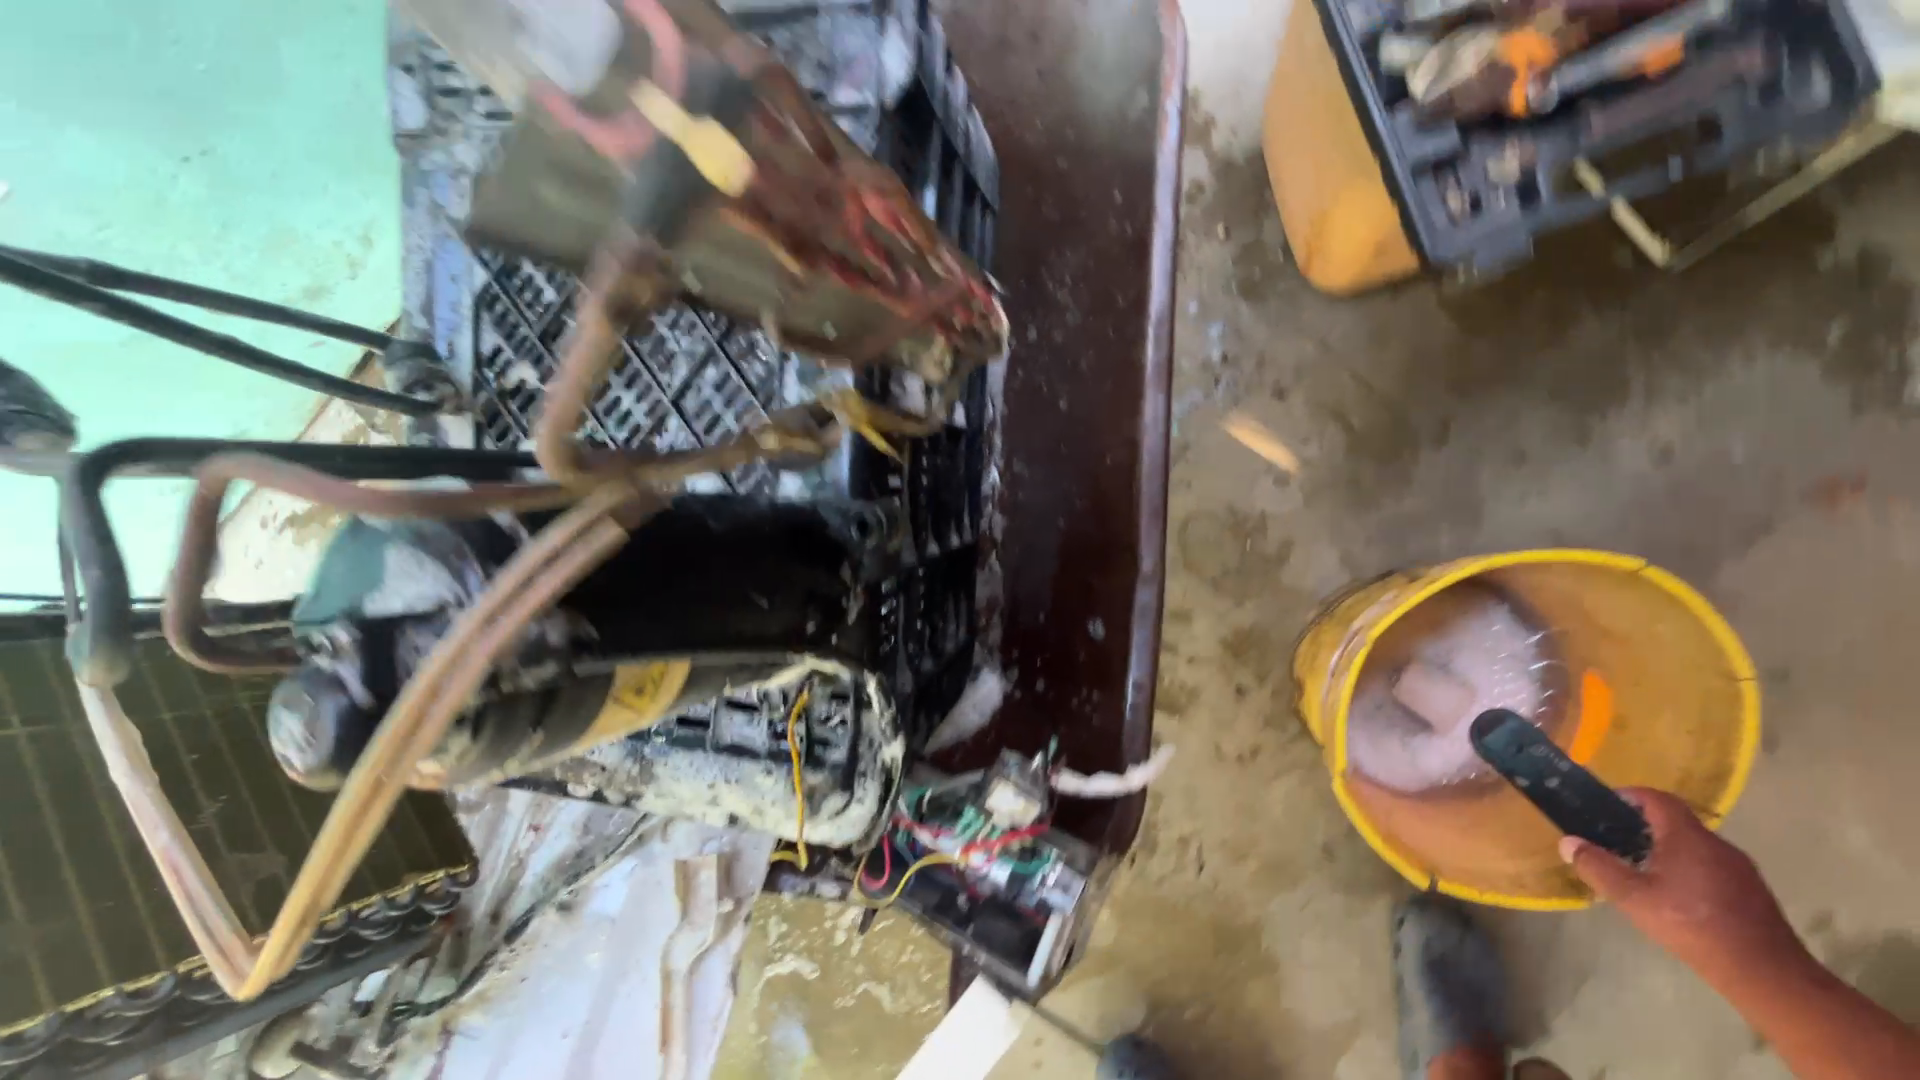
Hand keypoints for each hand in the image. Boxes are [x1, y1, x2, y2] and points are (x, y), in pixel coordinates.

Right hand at [1560, 788, 1810, 986]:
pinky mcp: (1752, 892)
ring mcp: (1740, 869)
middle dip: (1643, 826)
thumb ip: (1597, 867)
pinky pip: (1712, 866)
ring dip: (1667, 849)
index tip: (1606, 805)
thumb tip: (1569, 842)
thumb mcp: (1632, 898)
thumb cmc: (1692, 926)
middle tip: (1615, 840)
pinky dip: (1688, 868)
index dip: (1631, 796)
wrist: (1766, 973)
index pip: (1658, 799)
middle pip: (1677, 822)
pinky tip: (1676, 896)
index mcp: (1688, 838)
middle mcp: (1718, 845)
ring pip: (1695, 846)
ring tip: (1641, 869)